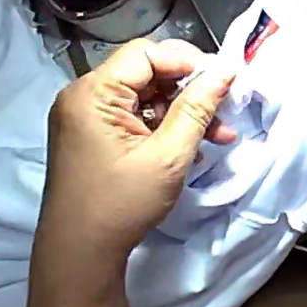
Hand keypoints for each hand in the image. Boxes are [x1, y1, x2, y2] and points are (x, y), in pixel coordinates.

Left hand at [41, 39, 235, 285]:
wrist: (81, 252)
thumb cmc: (122, 204)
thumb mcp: (169, 155)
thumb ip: (197, 109)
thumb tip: (226, 71)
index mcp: (93, 94)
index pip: (146, 54)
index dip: (188, 63)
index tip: (224, 83)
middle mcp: (84, 96)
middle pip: (146, 72)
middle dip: (190, 90)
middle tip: (225, 109)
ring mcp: (87, 116)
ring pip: (145, 95)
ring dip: (183, 111)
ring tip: (220, 135)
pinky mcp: (94, 135)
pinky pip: (135, 116)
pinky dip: (165, 126)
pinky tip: (193, 145)